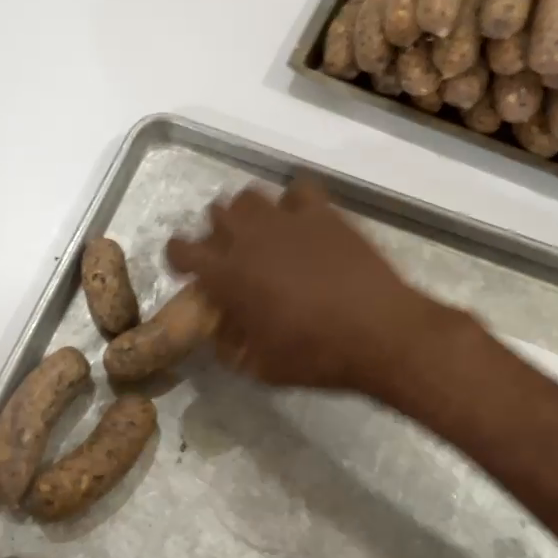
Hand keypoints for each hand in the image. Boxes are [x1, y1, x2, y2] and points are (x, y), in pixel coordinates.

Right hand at [165, 177, 457, 396]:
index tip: (188, 269)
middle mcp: (249, 239)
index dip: (179, 257)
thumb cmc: (315, 356)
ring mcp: (286, 220)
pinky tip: (303, 222)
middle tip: (233, 254)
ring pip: (250, 196)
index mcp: (226, 275)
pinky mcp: (322, 213)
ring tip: (264, 233)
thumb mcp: (260, 367)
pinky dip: (294, 202)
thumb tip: (220, 335)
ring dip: (250, 213)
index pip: (180, 249)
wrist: (379, 333)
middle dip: (218, 232)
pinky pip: (298, 190)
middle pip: (215, 214)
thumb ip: (230, 347)